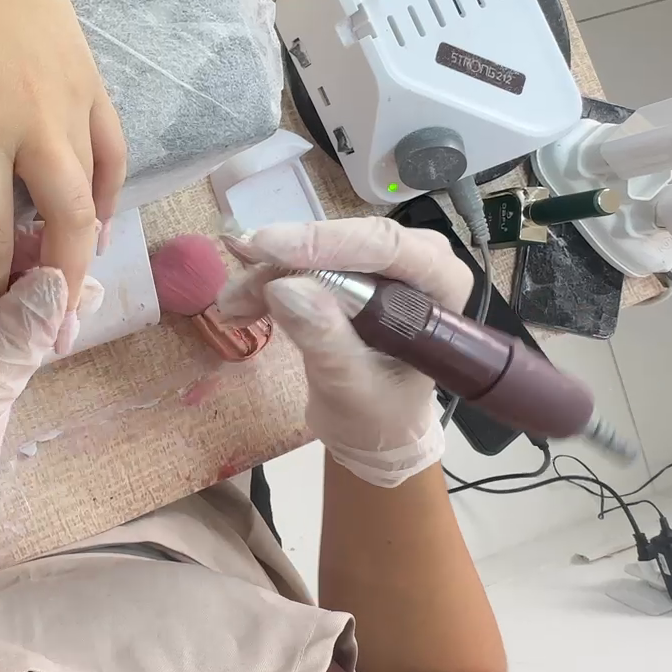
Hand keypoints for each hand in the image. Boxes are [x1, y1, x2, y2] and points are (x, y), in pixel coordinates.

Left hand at [0, 0, 126, 327]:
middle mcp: (32, 121)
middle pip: (64, 224)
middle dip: (57, 284)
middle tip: (47, 320)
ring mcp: (72, 101)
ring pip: (96, 194)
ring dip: (84, 246)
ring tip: (67, 281)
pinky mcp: (94, 84)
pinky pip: (115, 153)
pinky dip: (111, 195)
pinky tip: (97, 222)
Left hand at [0, 253, 102, 623]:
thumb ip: (15, 332)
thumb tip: (59, 275)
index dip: (28, 250)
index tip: (73, 259)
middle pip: (6, 278)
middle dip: (45, 279)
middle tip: (85, 298)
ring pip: (20, 310)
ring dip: (52, 308)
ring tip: (86, 312)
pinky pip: (24, 342)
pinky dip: (47, 334)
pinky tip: (71, 332)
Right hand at [219, 218, 473, 487]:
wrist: (369, 429)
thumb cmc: (377, 415)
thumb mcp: (351, 388)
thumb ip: (325, 341)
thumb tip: (282, 287)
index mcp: (440, 289)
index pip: (387, 247)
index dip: (325, 243)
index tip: (267, 247)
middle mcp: (414, 266)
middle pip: (346, 243)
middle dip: (287, 257)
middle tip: (239, 267)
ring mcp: (377, 269)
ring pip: (315, 253)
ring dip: (267, 274)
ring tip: (231, 305)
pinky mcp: (346, 276)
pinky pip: (301, 267)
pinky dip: (266, 283)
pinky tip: (238, 306)